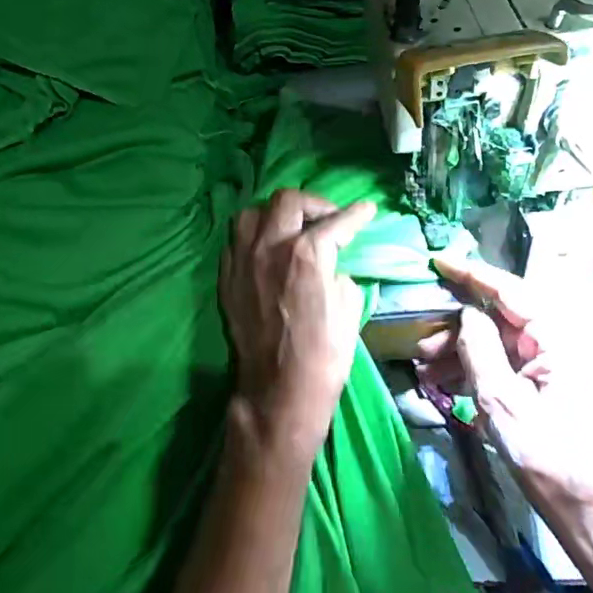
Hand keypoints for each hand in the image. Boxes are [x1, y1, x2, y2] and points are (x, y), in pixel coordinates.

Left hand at [219, 191, 376, 461]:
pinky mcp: (227, 277)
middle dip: (313, 204)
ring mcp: (243, 260)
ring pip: (253, 213)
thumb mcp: (348, 310)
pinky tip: (267, 250)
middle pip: (287, 201)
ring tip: (291, 229)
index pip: (336, 221)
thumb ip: (340, 275)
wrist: (278, 391)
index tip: (366, 208)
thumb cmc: (324, 356)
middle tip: (327, 219)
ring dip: (275, 214)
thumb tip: (332, 266)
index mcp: (307, 254)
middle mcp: (270, 247)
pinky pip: (236, 241)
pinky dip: (254, 237)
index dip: (356, 214)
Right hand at [419, 256, 592, 517]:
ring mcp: (556, 364)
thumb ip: (480, 348)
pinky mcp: (548, 383)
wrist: (584, 510)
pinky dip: (475, 366)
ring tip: (426, 367)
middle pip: (501, 315)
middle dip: (458, 325)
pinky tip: (445, 382)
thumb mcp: (502, 401)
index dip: (472, 274)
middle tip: (421, 339)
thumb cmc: (546, 455)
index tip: (438, 261)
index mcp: (560, 339)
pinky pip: (505, 361)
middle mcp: (562, 342)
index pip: (512, 290)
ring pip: (498, 339)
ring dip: (461, 348)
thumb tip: (466, 313)